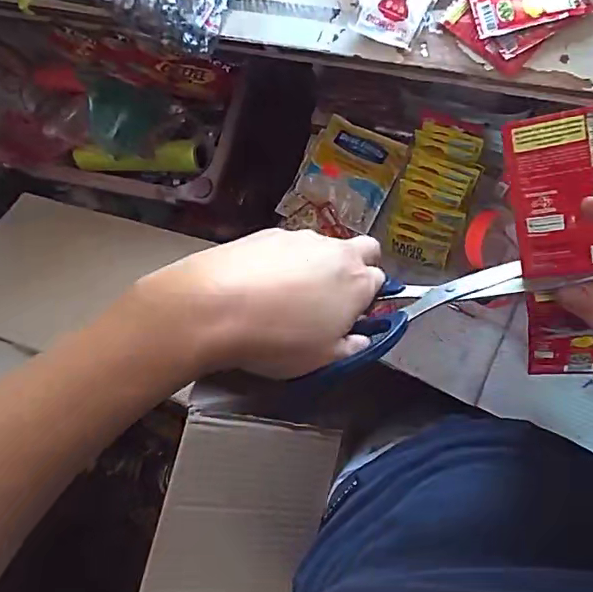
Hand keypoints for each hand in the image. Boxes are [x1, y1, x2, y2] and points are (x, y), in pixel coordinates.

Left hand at [123, 227, 385, 379]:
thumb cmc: (276, 340)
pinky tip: (260, 285)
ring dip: (316, 265)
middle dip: (357, 267)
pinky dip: (282, 262)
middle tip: (333, 297)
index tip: (352, 317)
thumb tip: (360, 340)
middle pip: (364, 249)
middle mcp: (336, 251)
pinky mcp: (266, 232)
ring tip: (287, 296)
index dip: (368, 299)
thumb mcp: (320, 359)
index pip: (380, 281)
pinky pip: (286, 246)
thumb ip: (349, 347)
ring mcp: (300, 238)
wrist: (212, 307)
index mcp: (358, 281)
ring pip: (322, 247)